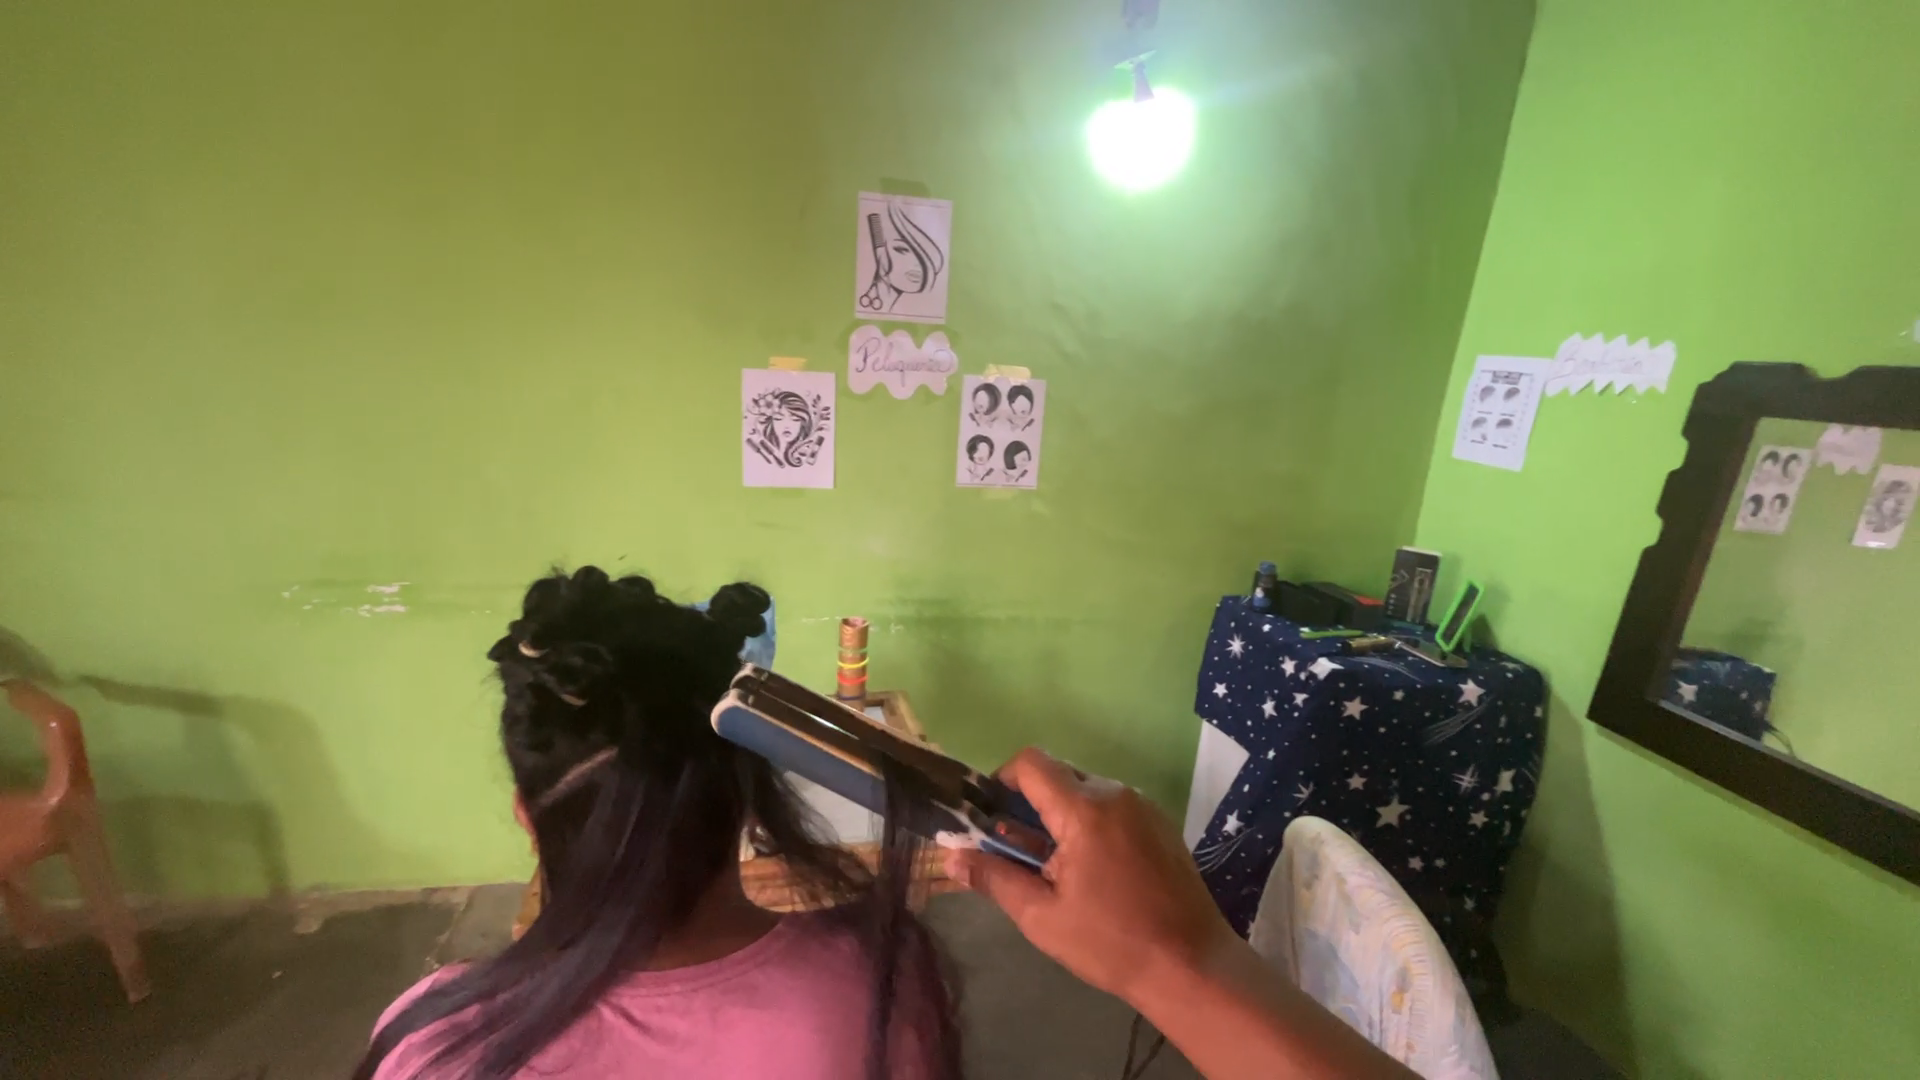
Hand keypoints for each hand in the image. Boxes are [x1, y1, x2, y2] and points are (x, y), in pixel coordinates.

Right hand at [944, 748, 1235, 1004]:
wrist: (1193, 966)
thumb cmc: (1111, 943)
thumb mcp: (1042, 916)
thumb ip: (994, 877)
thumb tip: (951, 856)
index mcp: (1083, 810)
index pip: (1031, 762)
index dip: (1004, 779)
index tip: (995, 815)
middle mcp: (1114, 793)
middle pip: (1058, 774)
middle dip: (1032, 803)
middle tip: (1023, 850)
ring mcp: (1142, 804)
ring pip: (1086, 788)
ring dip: (1063, 813)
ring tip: (1060, 866)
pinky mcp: (1160, 820)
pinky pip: (1112, 803)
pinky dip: (1092, 821)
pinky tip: (1097, 868)